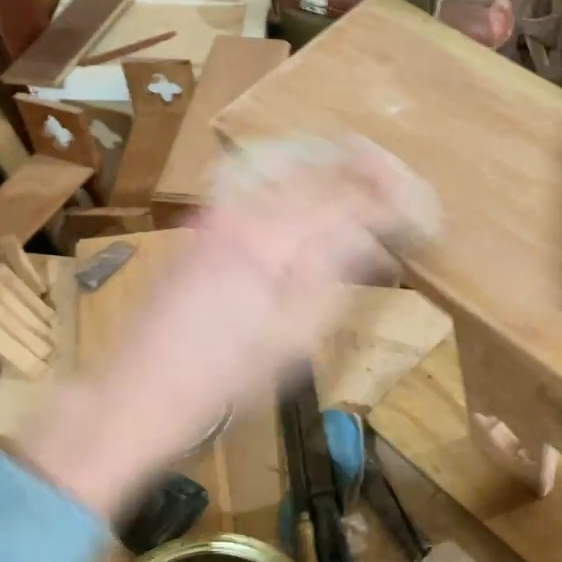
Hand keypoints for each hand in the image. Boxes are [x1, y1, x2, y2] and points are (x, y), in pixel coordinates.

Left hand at [19, 135, 438, 515]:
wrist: (137, 394)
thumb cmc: (224, 383)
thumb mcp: (294, 341)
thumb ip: (336, 279)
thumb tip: (373, 242)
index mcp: (274, 240)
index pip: (351, 199)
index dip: (394, 201)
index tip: (425, 212)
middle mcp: (245, 210)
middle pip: (321, 168)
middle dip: (369, 172)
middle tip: (404, 185)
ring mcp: (218, 214)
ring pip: (290, 168)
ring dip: (335, 172)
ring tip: (369, 186)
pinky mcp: (203, 227)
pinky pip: (263, 184)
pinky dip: (301, 184)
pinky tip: (315, 205)